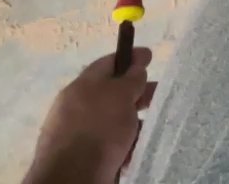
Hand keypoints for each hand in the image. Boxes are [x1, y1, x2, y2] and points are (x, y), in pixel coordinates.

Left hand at [23, 52, 155, 183]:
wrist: (72, 181)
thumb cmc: (99, 130)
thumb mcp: (122, 95)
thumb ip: (132, 78)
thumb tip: (135, 70)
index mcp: (81, 86)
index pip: (108, 63)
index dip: (130, 57)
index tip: (150, 57)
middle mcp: (75, 108)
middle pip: (112, 93)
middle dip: (137, 93)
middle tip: (157, 96)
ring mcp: (76, 134)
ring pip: (112, 120)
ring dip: (132, 122)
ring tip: (147, 129)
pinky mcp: (80, 158)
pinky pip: (108, 144)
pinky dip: (122, 144)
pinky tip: (133, 149)